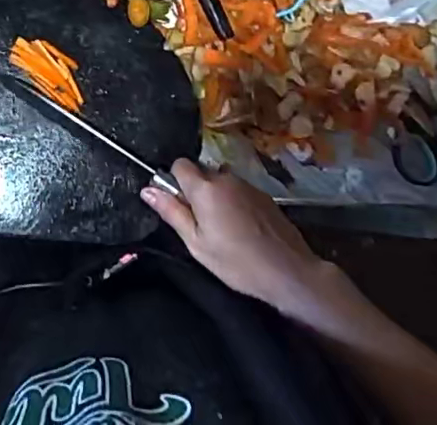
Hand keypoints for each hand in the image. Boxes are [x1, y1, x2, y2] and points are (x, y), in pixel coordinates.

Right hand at [143, 159, 342, 316]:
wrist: (289, 272)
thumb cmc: (237, 263)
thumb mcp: (197, 244)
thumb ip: (172, 213)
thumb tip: (147, 190)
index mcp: (205, 188)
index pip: (179, 164)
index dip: (174, 181)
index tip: (179, 205)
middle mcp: (225, 178)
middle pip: (201, 172)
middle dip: (196, 190)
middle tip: (201, 223)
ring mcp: (247, 184)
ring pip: (220, 181)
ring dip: (216, 196)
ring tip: (224, 229)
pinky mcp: (263, 194)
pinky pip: (238, 190)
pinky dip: (234, 202)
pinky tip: (243, 229)